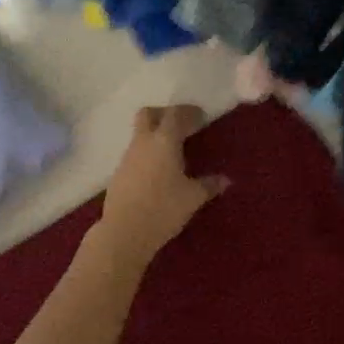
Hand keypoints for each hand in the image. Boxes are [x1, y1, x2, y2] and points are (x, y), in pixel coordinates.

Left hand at [88, 105, 227, 269]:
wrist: (124, 232)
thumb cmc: (163, 209)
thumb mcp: (193, 198)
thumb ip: (209, 185)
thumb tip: (226, 180)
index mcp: (164, 141)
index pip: (175, 114)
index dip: (188, 112)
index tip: (201, 117)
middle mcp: (143, 143)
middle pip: (148, 114)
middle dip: (164, 114)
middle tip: (181, 126)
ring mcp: (127, 158)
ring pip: (139, 134)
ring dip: (155, 136)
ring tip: (172, 153)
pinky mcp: (118, 174)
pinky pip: (134, 154)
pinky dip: (147, 154)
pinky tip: (157, 173)